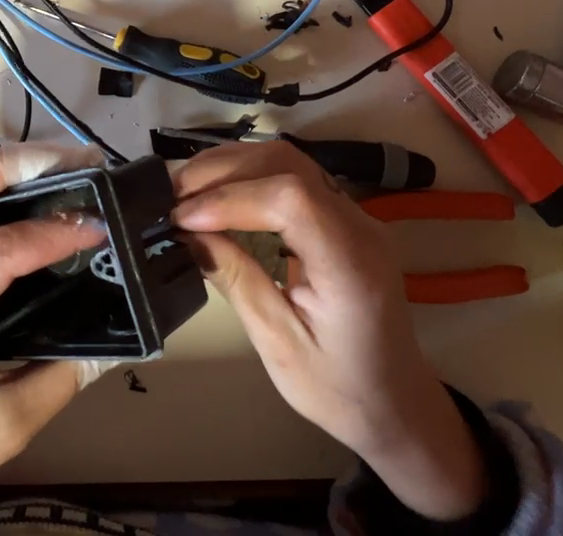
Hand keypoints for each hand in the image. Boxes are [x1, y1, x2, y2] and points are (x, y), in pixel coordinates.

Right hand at [171, 142, 484, 520]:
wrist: (394, 403)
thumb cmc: (337, 388)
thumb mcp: (278, 345)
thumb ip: (237, 280)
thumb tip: (187, 233)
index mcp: (351, 265)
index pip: (290, 199)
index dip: (230, 197)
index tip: (182, 218)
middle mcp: (359, 226)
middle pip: (286, 164)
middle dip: (220, 172)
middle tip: (168, 196)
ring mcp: (353, 215)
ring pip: (286, 160)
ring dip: (228, 166)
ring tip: (182, 189)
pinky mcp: (339, 215)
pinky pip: (290, 175)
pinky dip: (244, 174)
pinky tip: (212, 191)